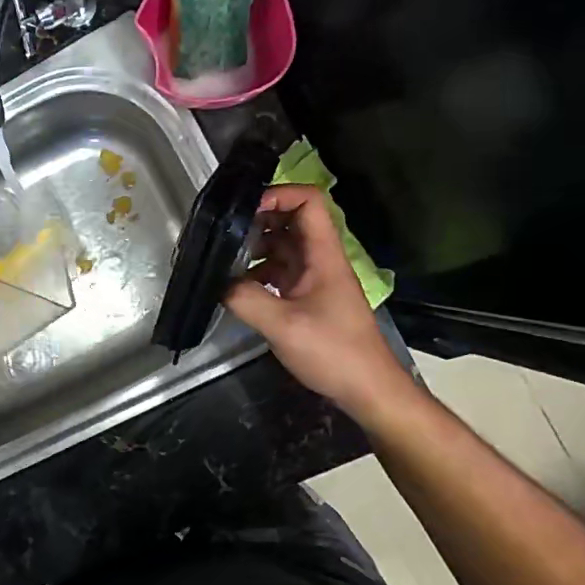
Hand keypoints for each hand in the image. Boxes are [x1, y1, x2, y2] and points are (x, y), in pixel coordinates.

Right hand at [224, 185, 410, 417]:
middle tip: (224, 235)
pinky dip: (257, 275)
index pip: (309, 202)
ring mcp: (314, 280)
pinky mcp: (307, 300)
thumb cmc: (334, 352)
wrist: (367, 389)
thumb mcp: (284, 326)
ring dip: (255, 250)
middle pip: (291, 222)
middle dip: (258, 222)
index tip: (244, 209)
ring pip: (283, 249)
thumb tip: (217, 284)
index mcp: (323, 255)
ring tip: (224, 261)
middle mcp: (320, 260)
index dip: (278, 195)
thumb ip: (246, 300)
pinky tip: (237, 290)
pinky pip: (279, 274)